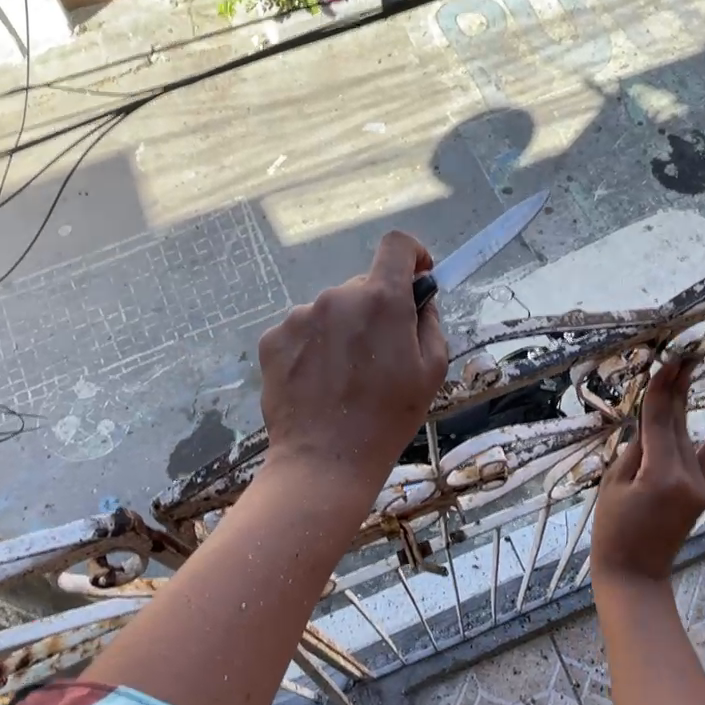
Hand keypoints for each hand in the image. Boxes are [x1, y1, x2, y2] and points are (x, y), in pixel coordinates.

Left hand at [257, 231, 449, 494]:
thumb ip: (429, 323)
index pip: (397, 245)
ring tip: (346, 378)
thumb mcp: (431, 371)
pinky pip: (303, 331)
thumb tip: (419, 300)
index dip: (412, 255)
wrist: (325, 459)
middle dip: (377, 310)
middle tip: (382, 356)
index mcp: (381, 300)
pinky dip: (315, 348)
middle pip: (363, 286)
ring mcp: (300, 316)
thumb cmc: (388, 418)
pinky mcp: (273, 338)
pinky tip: (319, 384)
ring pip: (332, 311)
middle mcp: (336, 297)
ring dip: (344, 331)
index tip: (417, 275)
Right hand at [591, 359, 704, 585]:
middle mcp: (687, 476)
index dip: (662, 389)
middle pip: (679, 423)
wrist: (635, 575)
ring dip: (686, 406)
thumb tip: (648, 426)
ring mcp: (699, 486)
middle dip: (679, 388)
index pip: (660, 421)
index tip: (668, 362)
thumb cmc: (612, 533)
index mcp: (660, 474)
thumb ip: (633, 453)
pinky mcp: (701, 494)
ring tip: (688, 372)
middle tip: (683, 355)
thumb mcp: (612, 486)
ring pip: (689, 438)